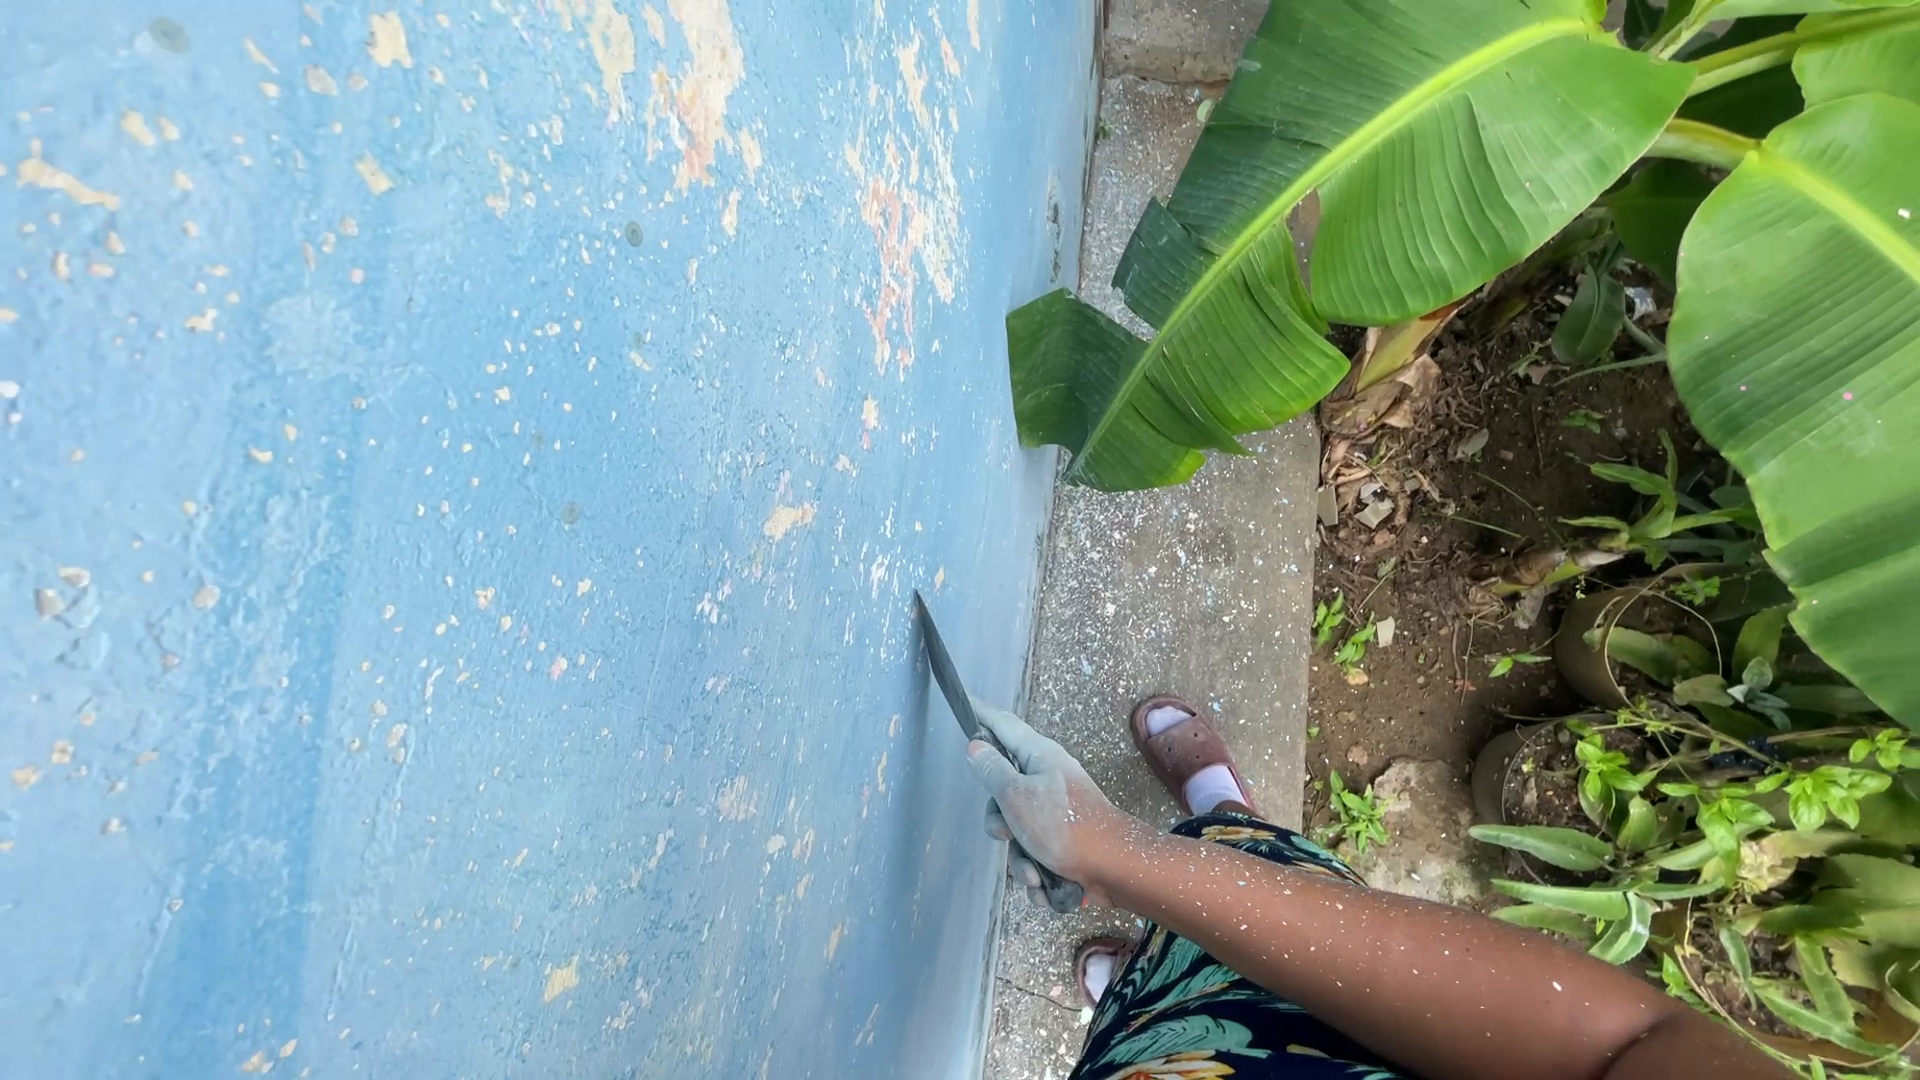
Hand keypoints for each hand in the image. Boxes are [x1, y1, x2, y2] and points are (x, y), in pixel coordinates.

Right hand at [965, 698, 1133, 907]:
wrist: (1115, 870)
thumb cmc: (1064, 826)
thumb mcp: (1017, 796)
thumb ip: (992, 770)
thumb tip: (975, 746)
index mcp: (1039, 755)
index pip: (1002, 724)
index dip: (980, 713)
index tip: (963, 700)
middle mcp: (1047, 777)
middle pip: (1003, 790)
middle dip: (1000, 822)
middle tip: (1006, 832)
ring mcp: (1056, 810)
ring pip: (1017, 829)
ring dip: (1020, 859)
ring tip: (1034, 873)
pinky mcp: (1063, 840)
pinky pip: (1035, 854)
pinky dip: (1037, 872)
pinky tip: (1045, 886)